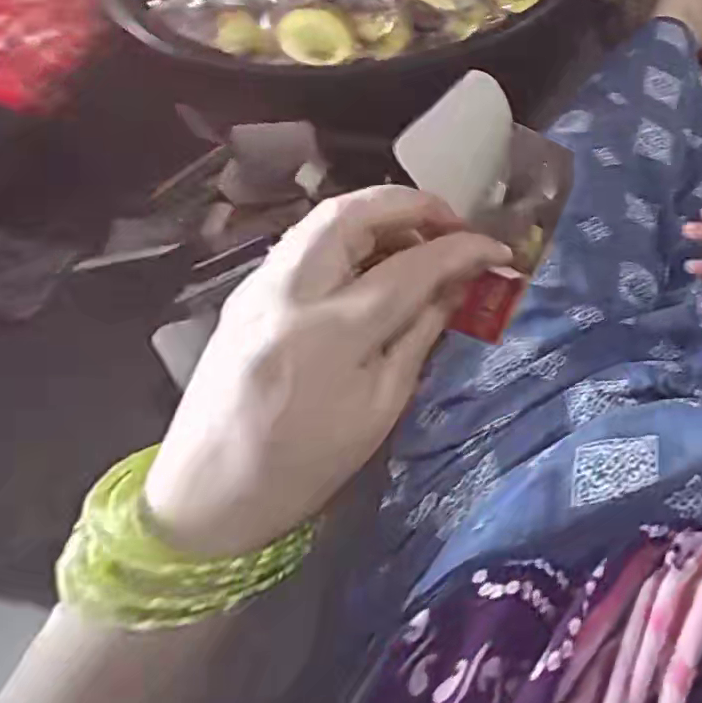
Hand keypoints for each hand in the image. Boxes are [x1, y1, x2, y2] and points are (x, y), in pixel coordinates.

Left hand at [143, 187, 508, 555]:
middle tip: (454, 226)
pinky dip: (354, 232)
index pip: (411, 267)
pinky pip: (309, 239)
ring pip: (326, 217)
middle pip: (354, 213)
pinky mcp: (248, 292)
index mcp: (329, 334)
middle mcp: (287, 294)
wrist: (203, 497)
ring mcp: (258, 287)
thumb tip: (460, 284)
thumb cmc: (306, 464)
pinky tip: (379, 259)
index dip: (463, 251)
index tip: (497, 251)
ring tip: (423, 239)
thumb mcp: (383, 403)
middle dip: (415, 205)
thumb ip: (422, 331)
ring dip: (383, 213)